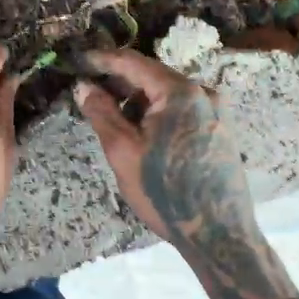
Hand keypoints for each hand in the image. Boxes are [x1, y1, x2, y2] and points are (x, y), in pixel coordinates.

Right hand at [75, 49, 298, 298]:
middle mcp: (202, 92)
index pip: (133, 61)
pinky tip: (143, 134)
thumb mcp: (123, 151)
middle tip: (91, 95)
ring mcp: (215, 110)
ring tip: (115, 122)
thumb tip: (83, 86)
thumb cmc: (165, 192)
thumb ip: (101, 112)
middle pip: (151, 75)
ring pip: (165, 93)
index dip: (102, 60)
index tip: (78, 61)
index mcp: (180, 91)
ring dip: (138, 101)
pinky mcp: (219, 129)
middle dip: (119, 84)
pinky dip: (158, 113)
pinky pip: (181, 108)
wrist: (220, 238)